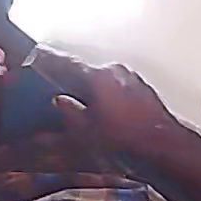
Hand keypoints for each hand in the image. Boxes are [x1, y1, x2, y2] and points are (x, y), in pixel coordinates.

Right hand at [29, 46, 187, 156]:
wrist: (163, 145)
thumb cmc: (124, 137)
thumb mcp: (87, 129)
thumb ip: (70, 110)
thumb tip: (60, 100)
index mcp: (97, 76)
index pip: (66, 62)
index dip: (49, 60)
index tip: (37, 55)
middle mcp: (115, 71)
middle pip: (85, 70)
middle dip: (72, 79)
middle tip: (60, 89)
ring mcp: (131, 77)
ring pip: (102, 77)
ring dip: (91, 87)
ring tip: (84, 104)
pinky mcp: (142, 87)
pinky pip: (116, 84)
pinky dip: (107, 92)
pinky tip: (106, 109)